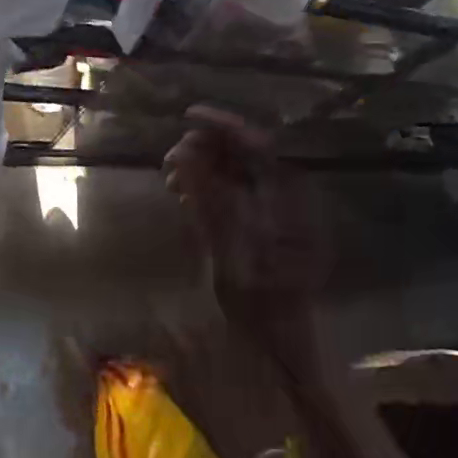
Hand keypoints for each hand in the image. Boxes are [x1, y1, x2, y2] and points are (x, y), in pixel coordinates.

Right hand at [162, 107, 331, 341]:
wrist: (285, 342)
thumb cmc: (262, 297)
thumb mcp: (230, 245)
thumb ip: (207, 196)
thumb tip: (181, 154)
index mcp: (287, 191)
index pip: (256, 141)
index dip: (222, 123)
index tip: (188, 115)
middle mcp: (287, 190)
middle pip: (245, 152)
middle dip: (206, 148)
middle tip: (169, 159)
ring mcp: (279, 205)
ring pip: (238, 169)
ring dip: (204, 167)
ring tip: (172, 179)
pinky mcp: (267, 220)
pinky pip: (237, 188)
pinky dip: (211, 186)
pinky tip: (186, 194)